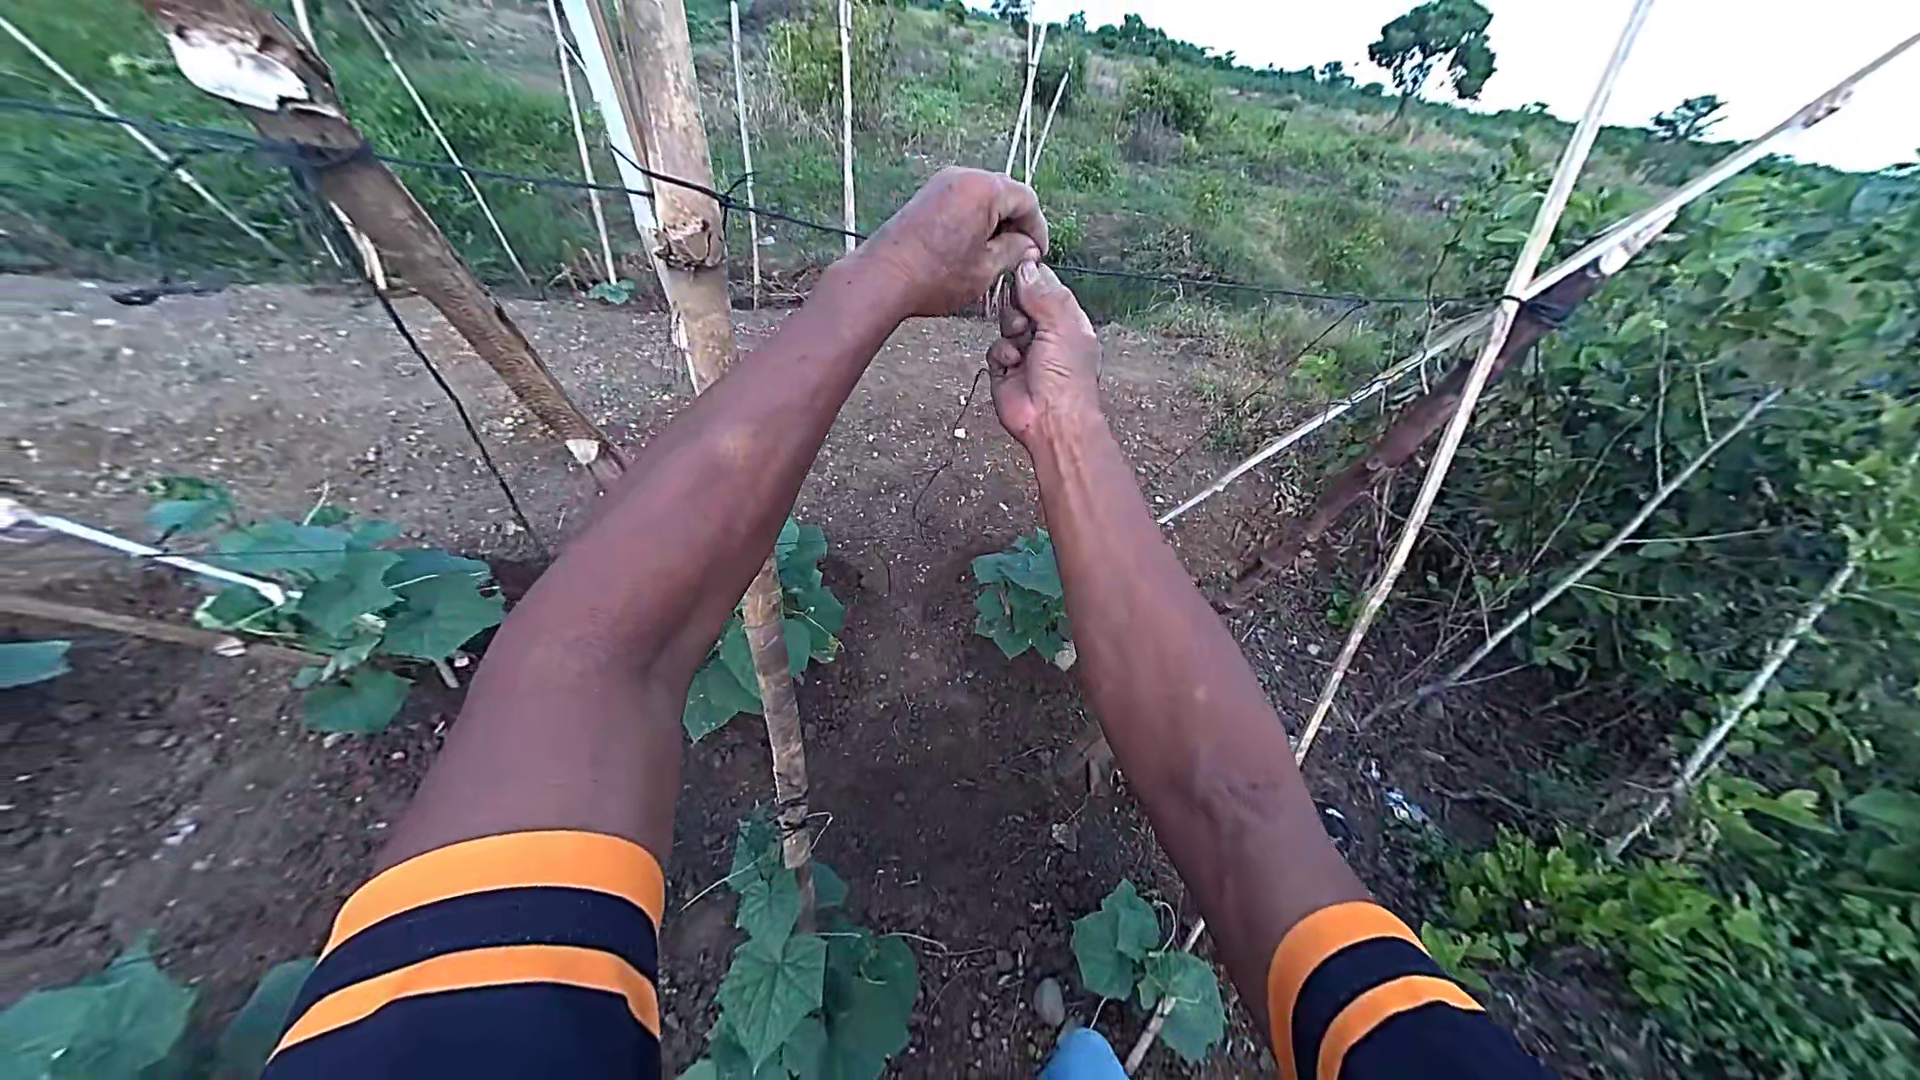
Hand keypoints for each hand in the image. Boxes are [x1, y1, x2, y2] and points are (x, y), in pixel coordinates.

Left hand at [855, 167, 1048, 317]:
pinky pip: (961, 204)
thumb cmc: (934, 276)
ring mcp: (941, 184)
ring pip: (982, 200)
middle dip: (1016, 226)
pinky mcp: (926, 198)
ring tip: (997, 258)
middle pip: (1004, 195)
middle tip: (1020, 257)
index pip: (1026, 200)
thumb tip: (1028, 247)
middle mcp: (962, 177)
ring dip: (994, 225)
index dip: (1037, 229)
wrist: (883, 279)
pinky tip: (973, 251)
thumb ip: (1014, 251)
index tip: (1038, 253)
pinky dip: (974, 224)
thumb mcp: (986, 268)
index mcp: (983, 188)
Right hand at [989, 261, 1103, 451]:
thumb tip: (1026, 267)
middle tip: (1025, 324)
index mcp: (1068, 322)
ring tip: (1020, 347)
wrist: (1050, 419)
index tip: (1022, 278)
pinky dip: (1001, 354)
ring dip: (1010, 333)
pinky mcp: (1004, 370)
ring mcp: (1025, 353)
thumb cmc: (1066, 377)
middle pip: (1021, 304)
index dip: (1033, 282)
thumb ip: (1044, 293)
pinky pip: (994, 349)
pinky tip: (1012, 365)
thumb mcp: (1062, 324)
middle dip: (1019, 309)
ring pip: (1005, 324)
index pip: (1046, 288)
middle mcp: (1047, 335)